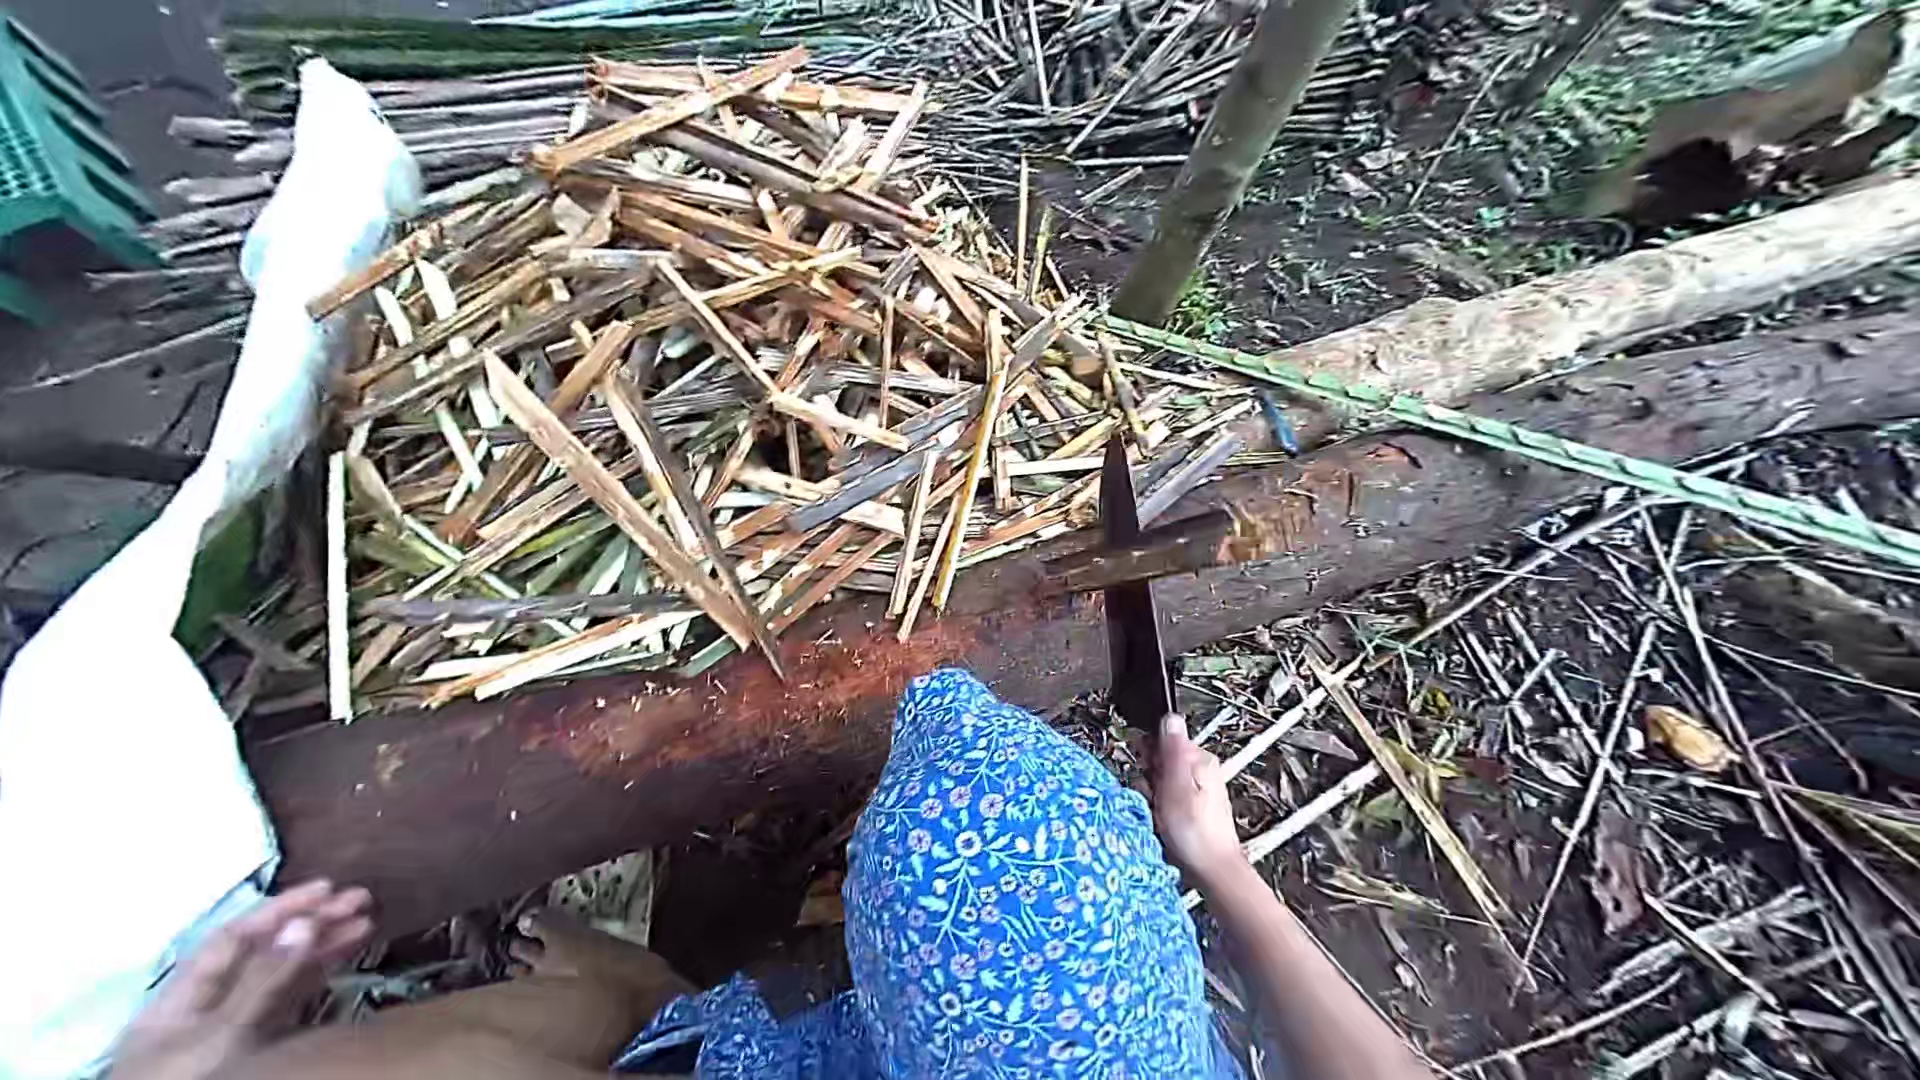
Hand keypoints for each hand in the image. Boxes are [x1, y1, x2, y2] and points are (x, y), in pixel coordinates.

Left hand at [110, 880, 373, 1079]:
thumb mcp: (219, 1036)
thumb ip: (260, 980)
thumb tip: (306, 920)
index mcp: (176, 1005)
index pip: (230, 940)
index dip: (279, 909)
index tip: (329, 887)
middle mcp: (203, 1008)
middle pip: (261, 951)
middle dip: (313, 920)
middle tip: (362, 898)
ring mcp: (232, 1025)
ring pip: (283, 969)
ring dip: (327, 940)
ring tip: (368, 920)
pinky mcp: (259, 1041)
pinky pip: (294, 992)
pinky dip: (324, 967)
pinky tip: (352, 949)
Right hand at [1149, 712, 1246, 886]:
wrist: (1212, 871)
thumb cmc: (1194, 832)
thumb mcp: (1176, 785)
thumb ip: (1172, 749)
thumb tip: (1170, 716)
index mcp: (1199, 759)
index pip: (1163, 737)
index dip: (1149, 753)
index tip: (1149, 771)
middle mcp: (1201, 769)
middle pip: (1161, 756)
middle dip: (1150, 774)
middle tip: (1155, 795)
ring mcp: (1198, 787)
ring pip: (1161, 777)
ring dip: (1153, 792)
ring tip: (1160, 811)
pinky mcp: (1193, 804)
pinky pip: (1167, 794)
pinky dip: (1160, 805)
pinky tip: (1163, 818)